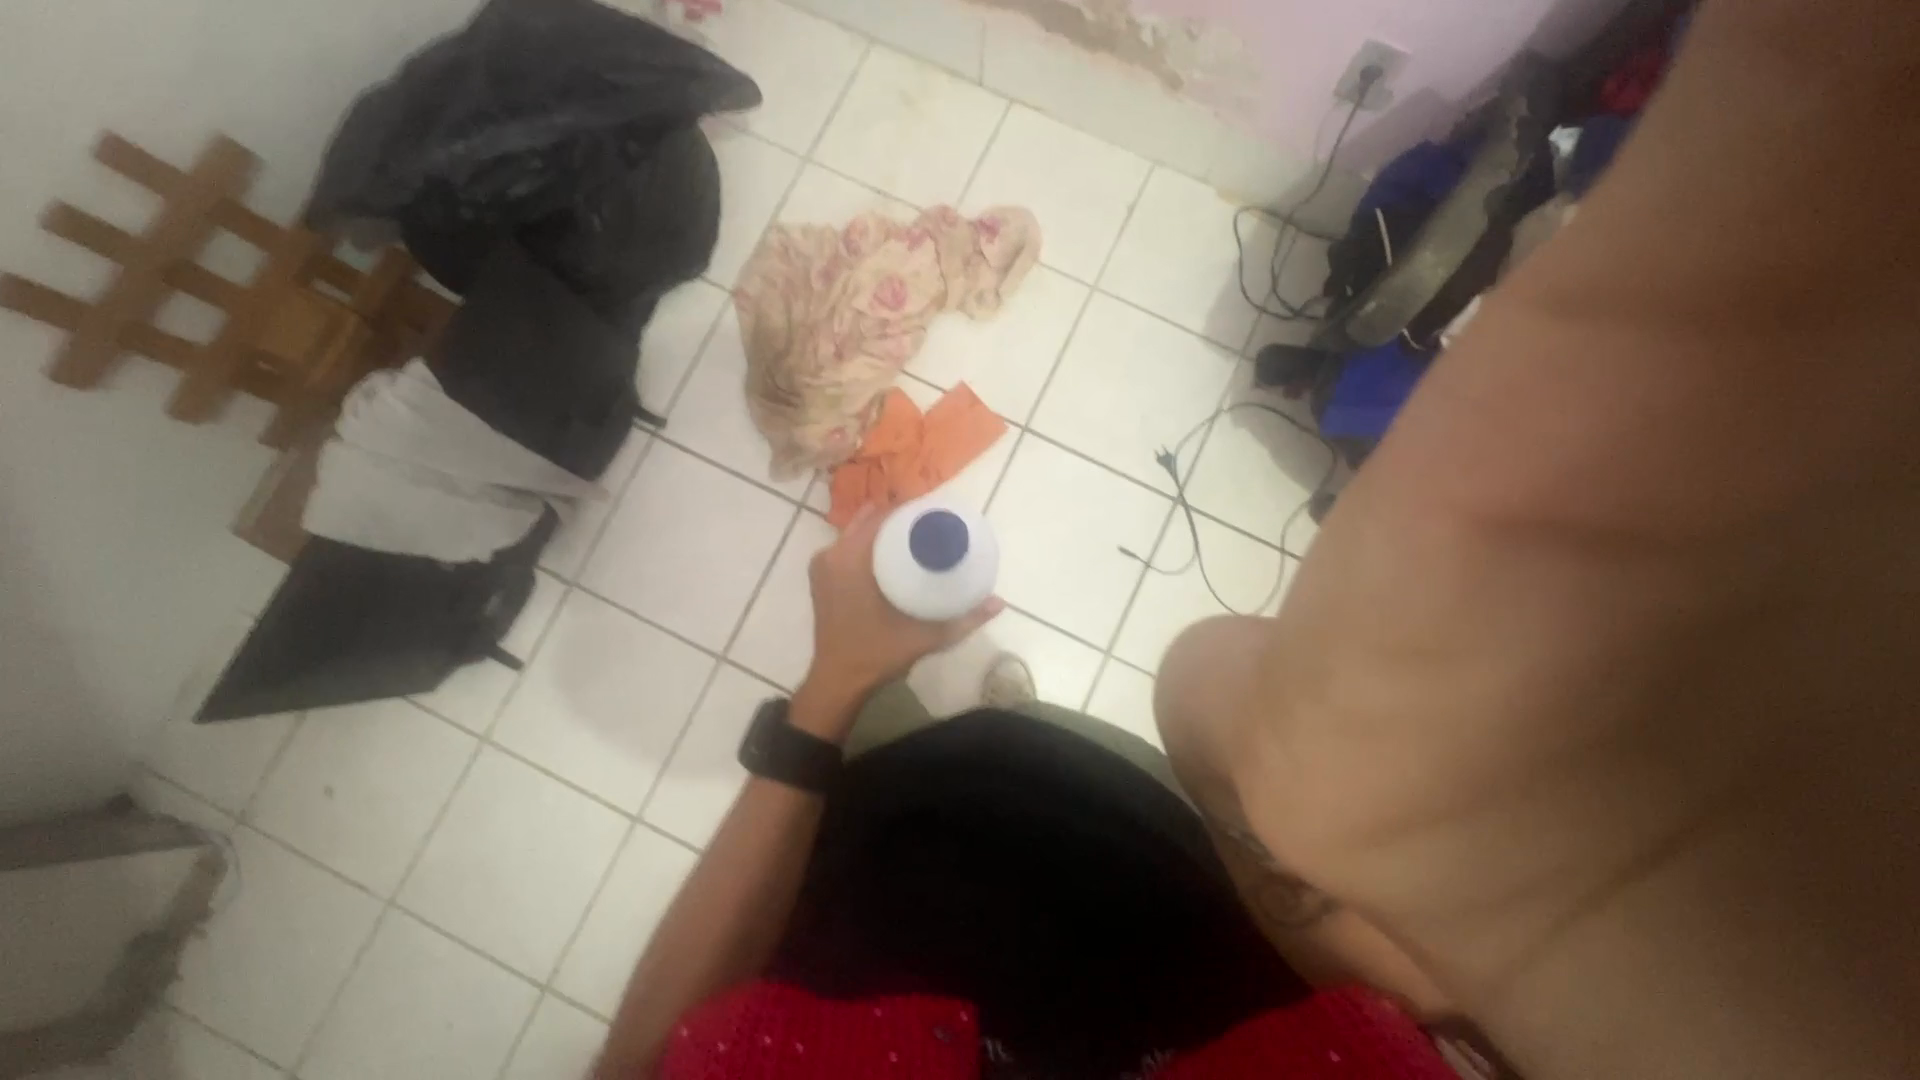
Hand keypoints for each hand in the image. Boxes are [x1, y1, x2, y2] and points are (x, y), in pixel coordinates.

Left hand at [800, 505, 1003, 718]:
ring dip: (881, 531)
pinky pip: (846, 549)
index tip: (933, 510)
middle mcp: (831, 555)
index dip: (907, 508)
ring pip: (855, 535)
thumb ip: (963, 620)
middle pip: (867, 522)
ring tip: (913, 534)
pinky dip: (866, 546)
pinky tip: (891, 553)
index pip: (880, 517)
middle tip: (928, 523)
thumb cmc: (876, 654)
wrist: (837, 681)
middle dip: (897, 518)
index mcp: (850, 559)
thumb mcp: (924, 637)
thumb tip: (999, 602)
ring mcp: (822, 567)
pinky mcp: (821, 579)